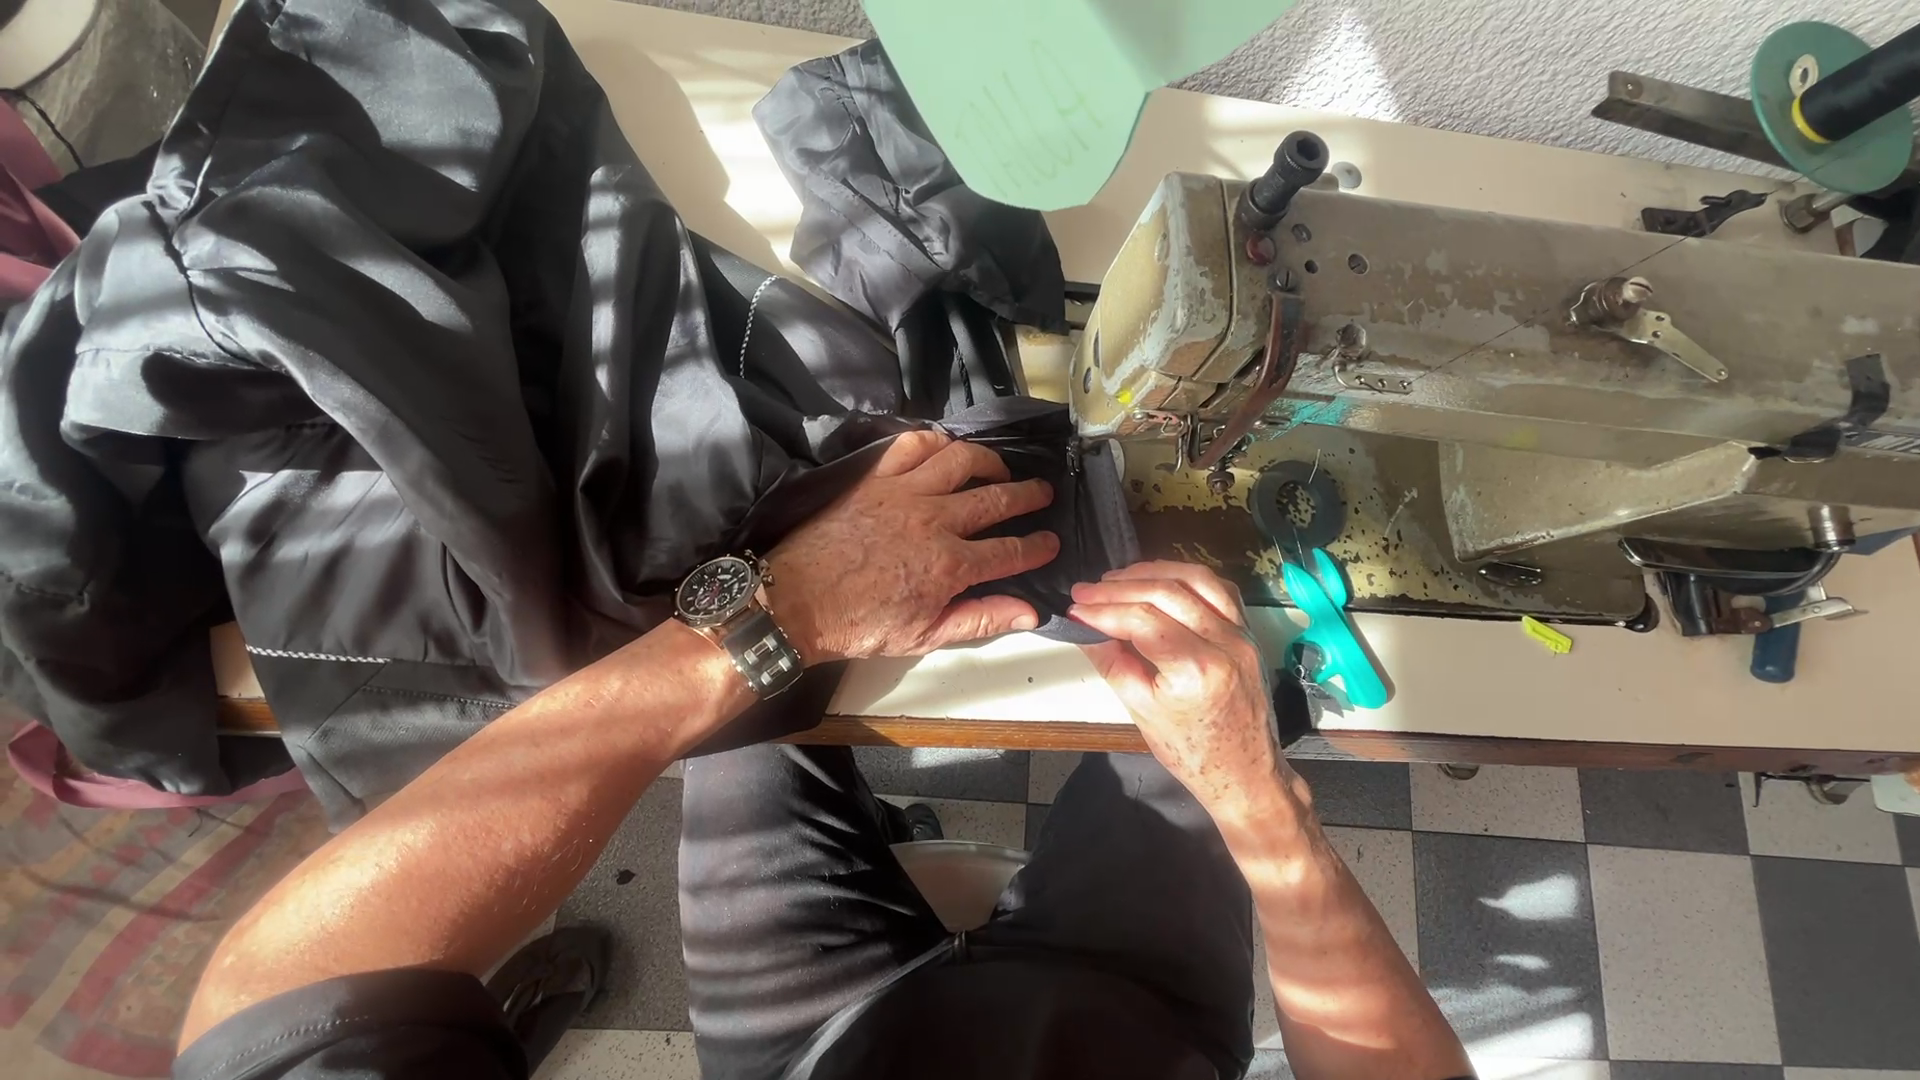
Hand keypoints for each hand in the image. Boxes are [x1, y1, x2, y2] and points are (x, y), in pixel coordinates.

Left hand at [767, 430, 1059, 662]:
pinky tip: (945, 448)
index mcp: (950, 566)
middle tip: (1043, 493)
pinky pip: (912, 446)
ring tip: (1000, 469)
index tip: (1051, 541)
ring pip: (961, 461)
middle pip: (996, 498)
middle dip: (1028, 495)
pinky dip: (934, 441)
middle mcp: (935, 521)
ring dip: (989, 461)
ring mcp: (903, 493)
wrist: (794, 601)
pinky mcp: (874, 478)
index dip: (1036, 546)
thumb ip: (980, 620)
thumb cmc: (858, 625)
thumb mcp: (923, 637)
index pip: (1009, 551)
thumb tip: (1031, 612)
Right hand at [1069, 561, 1287, 819]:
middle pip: (1166, 592)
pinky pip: (1217, 588)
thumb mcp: (1140, 710)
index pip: (1142, 619)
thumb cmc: (1191, 751)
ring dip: (1151, 572)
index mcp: (1196, 669)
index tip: (1074, 608)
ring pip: (1195, 579)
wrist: (1244, 773)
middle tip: (1085, 591)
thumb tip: (1083, 626)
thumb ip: (1111, 661)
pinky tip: (1158, 582)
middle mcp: (1225, 643)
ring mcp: (1242, 634)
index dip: (1103, 609)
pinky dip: (1184, 577)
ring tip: (1116, 580)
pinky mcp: (1248, 632)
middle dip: (1119, 587)